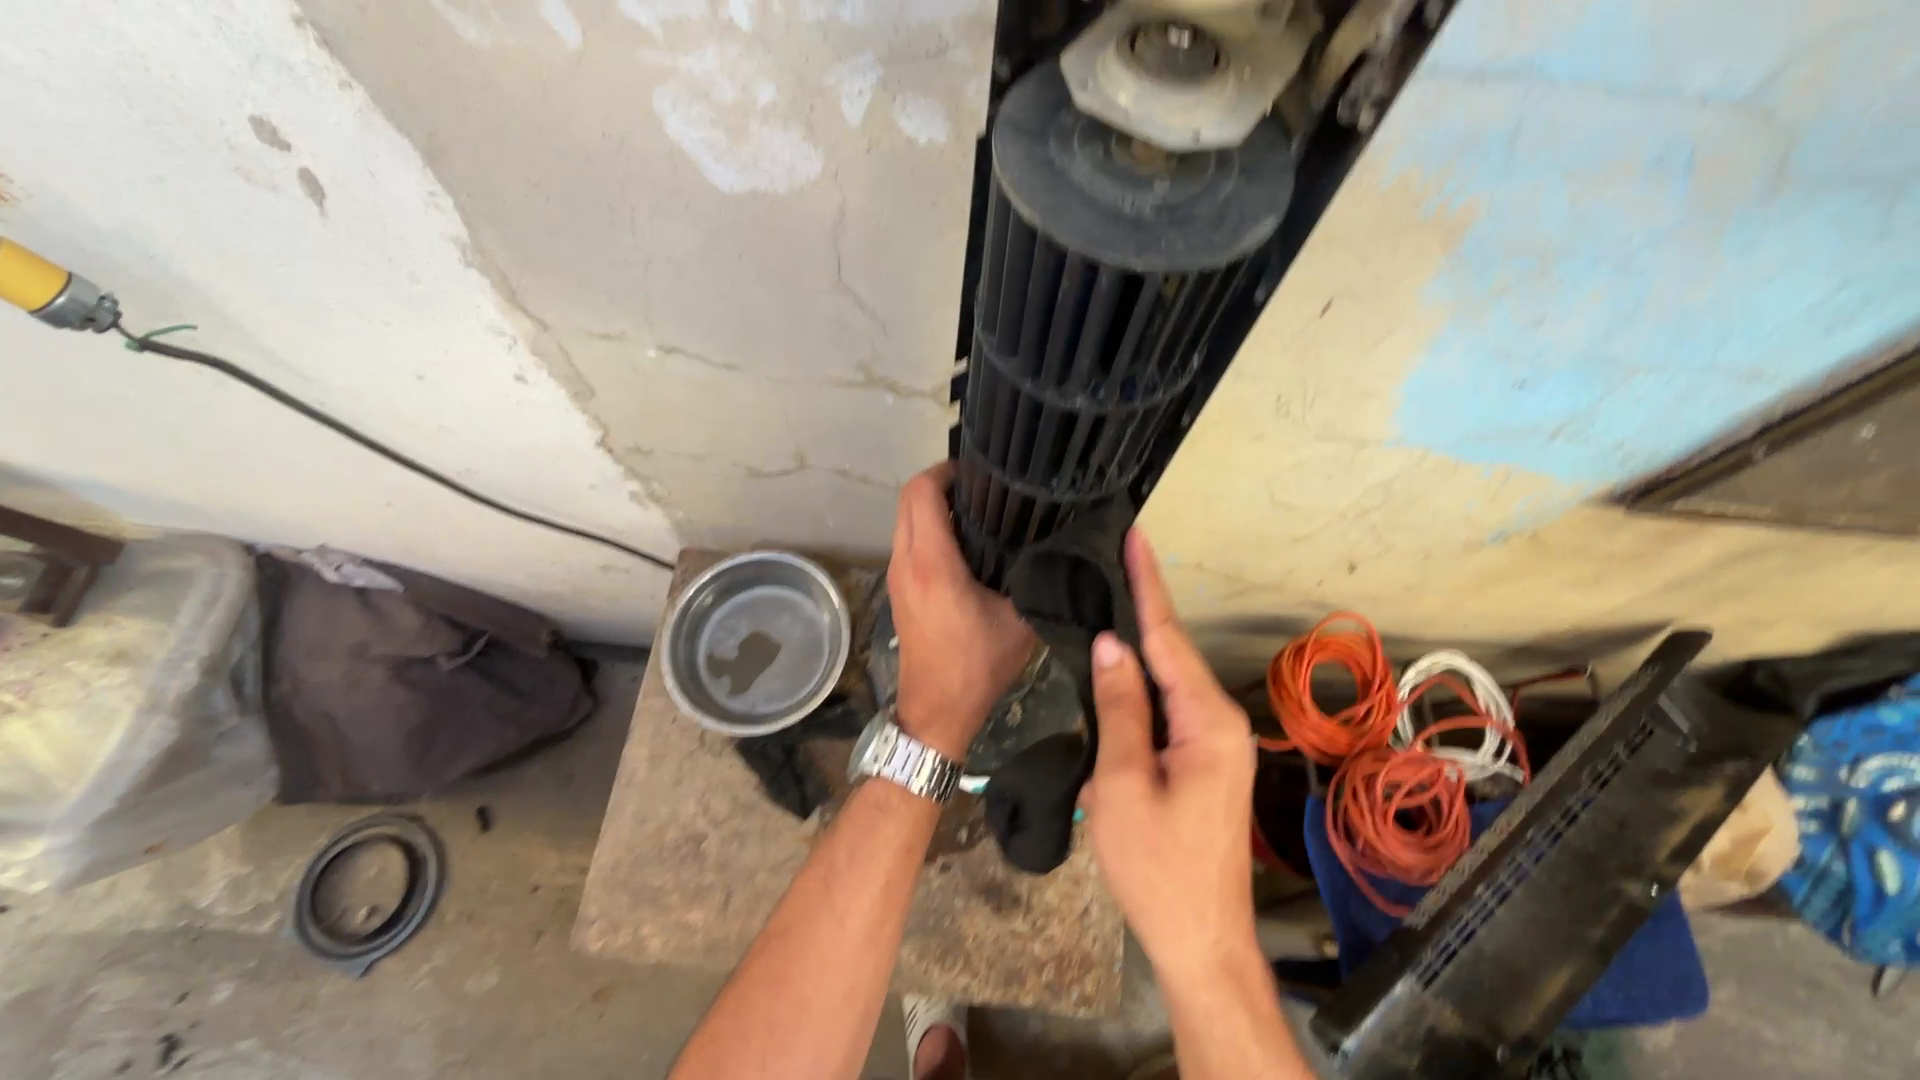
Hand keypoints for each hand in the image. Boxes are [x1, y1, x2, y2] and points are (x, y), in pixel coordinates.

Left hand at [888, 462, 1035, 760]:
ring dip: (932, 506)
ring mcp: (896, 576)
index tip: (981, 472)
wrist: (936, 711)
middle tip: (984, 488)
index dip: (947, 470)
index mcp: (932, 564)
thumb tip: (1058, 547)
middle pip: (908, 499)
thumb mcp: (1020, 621)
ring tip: (978, 512)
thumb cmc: (977, 666)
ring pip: (904, 520)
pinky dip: (927, 529)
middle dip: (941, 483)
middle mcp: (905, 562)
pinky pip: (907, 541)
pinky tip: (964, 544)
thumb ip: (1035, 579)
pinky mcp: (898, 590)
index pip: (922, 492)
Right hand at [1082, 529, 1259, 978]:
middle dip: (1141, 604)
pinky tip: (1121, 664)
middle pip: (1172, 652)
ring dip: (1141, 642)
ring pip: (1171, 680)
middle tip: (1109, 557)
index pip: (1167, 637)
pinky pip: (1171, 706)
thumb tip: (1113, 645)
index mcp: (1206, 721)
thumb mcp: (1121, 784)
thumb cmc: (1156, 867)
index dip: (1147, 584)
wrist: (1200, 938)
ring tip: (1107, 597)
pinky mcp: (1206, 761)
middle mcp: (1221, 721)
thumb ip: (1120, 708)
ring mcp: (1217, 743)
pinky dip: (1144, 680)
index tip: (1134, 535)